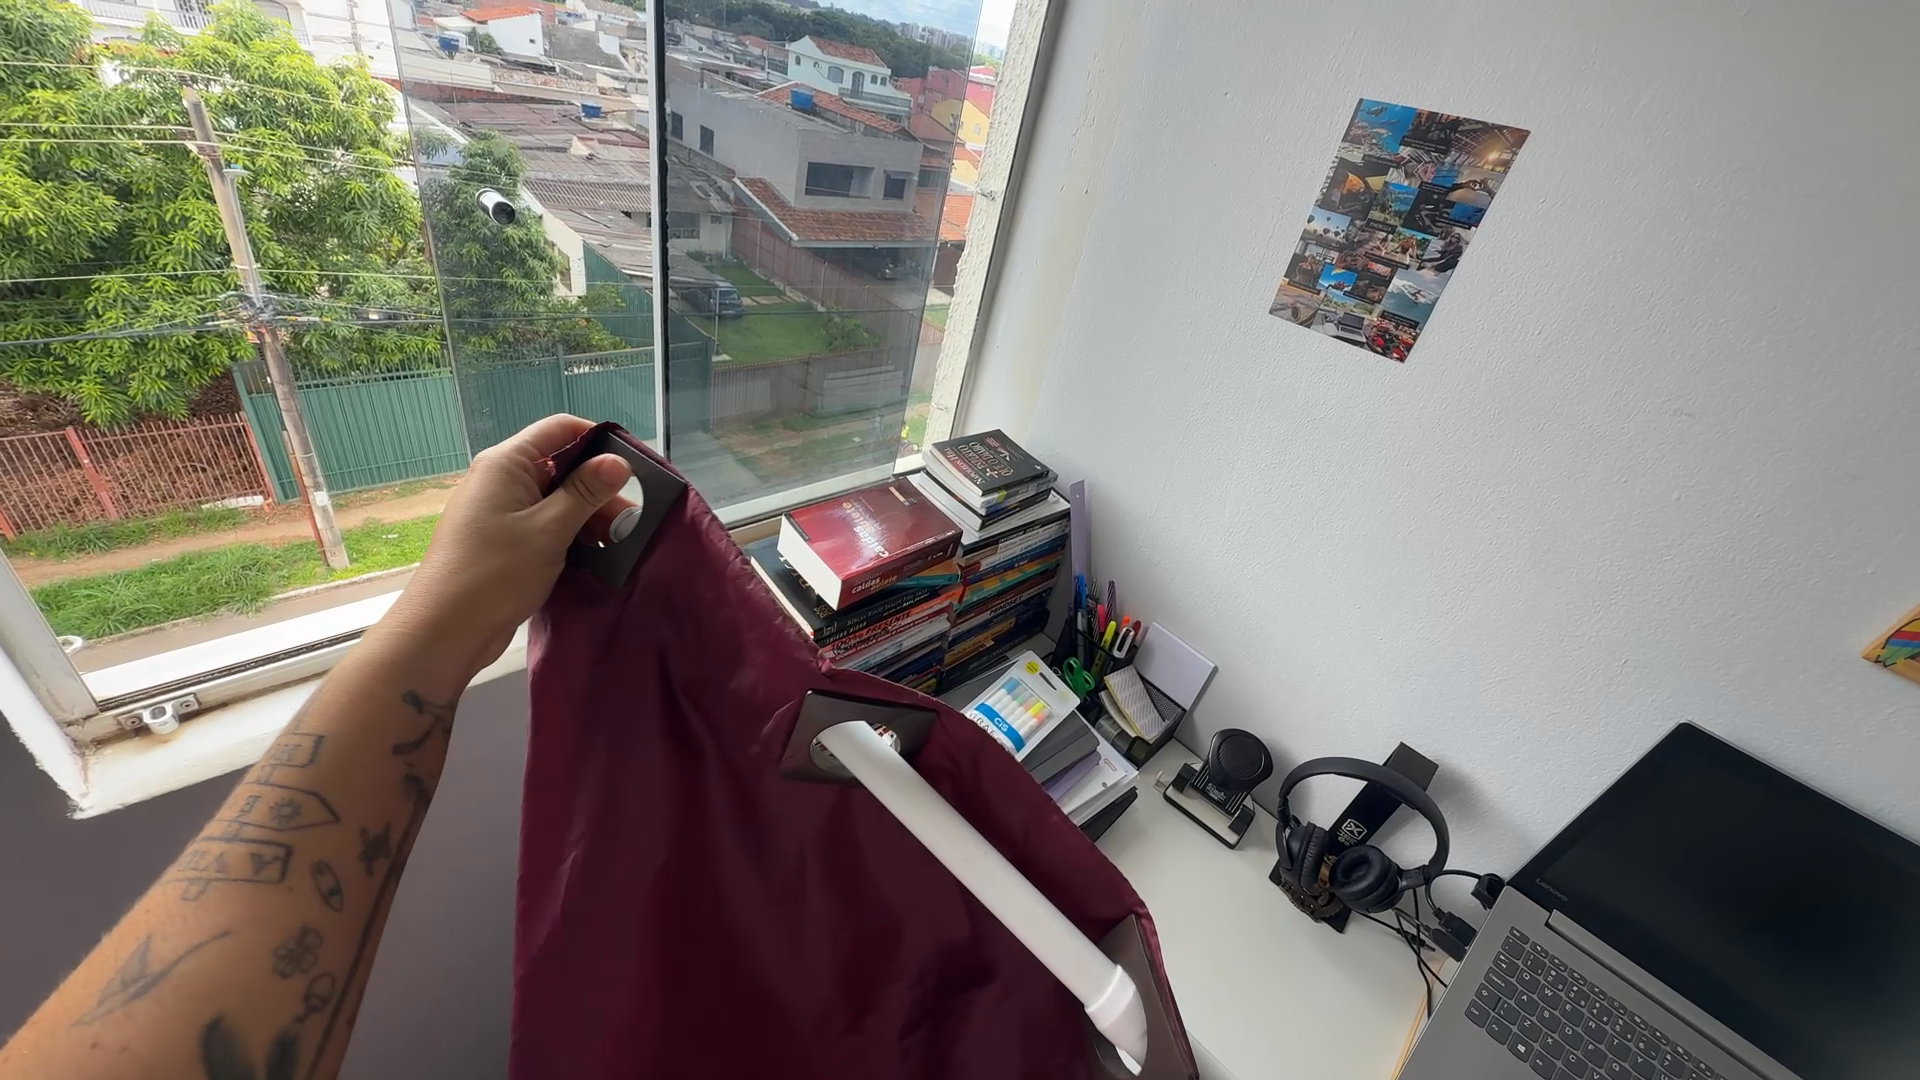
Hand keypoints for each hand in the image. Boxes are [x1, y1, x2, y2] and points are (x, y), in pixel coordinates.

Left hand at [381, 414, 631, 681]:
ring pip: (560, 498)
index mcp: (507, 464)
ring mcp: (504, 510)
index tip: (634, 468)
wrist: (446, 630)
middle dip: (601, 488)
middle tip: (632, 519)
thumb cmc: (495, 573)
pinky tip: (598, 553)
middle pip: (564, 466)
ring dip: (592, 515)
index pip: (561, 429)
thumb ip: (586, 492)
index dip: (600, 441)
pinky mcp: (508, 538)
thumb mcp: (549, 529)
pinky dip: (575, 533)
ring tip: (620, 541)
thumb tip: (619, 462)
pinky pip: (549, 522)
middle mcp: (503, 479)